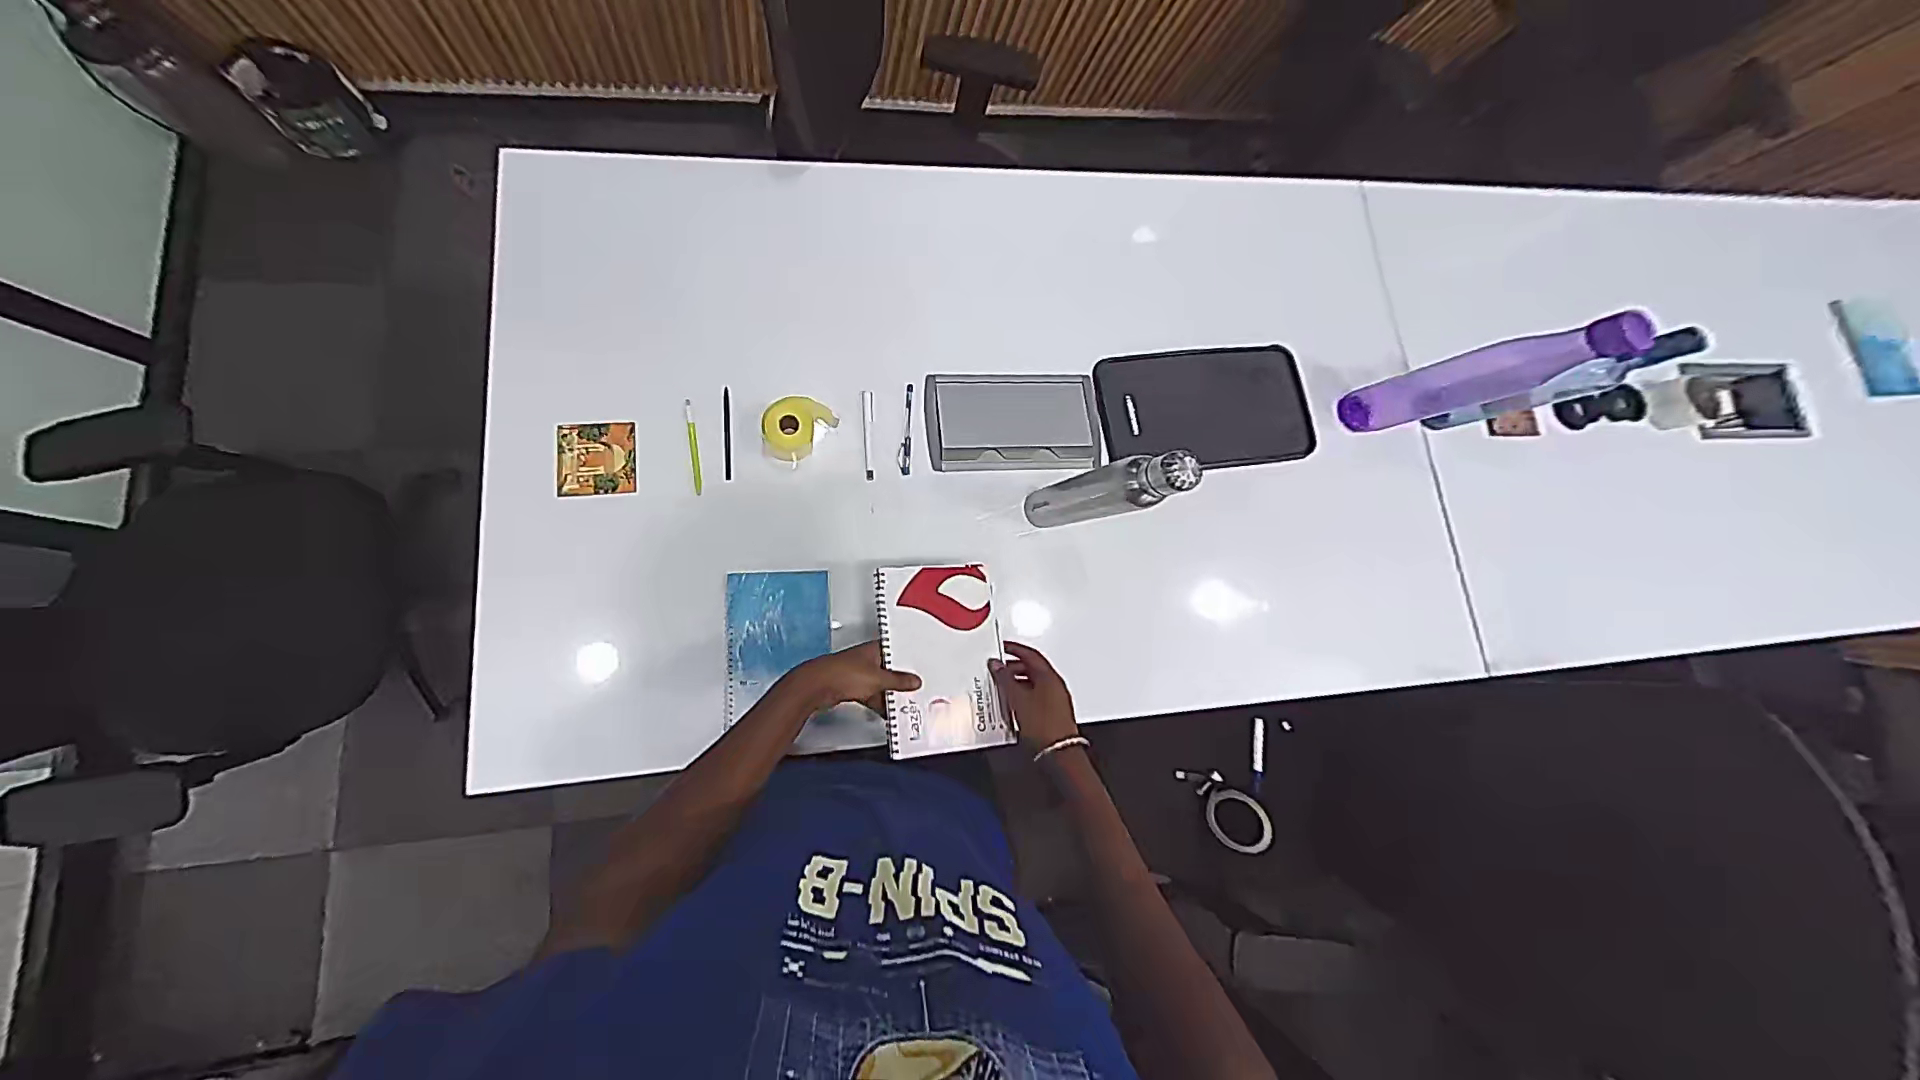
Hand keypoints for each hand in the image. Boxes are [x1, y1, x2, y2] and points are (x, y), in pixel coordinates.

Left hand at [789, 642, 919, 713]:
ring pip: (880, 684)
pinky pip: (871, 695)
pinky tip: (886, 712)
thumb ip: (898, 681)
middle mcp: (866, 659)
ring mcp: (858, 673)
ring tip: (904, 703)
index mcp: (874, 649)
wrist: (816, 687)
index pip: (896, 651)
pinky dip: (878, 702)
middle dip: (900, 680)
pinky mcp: (851, 687)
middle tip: (915, 689)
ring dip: (889, 694)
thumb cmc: (843, 674)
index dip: (908, 659)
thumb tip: (914, 681)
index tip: (920, 668)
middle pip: (889, 670)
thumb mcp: (878, 679)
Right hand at [990, 641, 1078, 748]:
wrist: (1058, 752)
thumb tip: (996, 665)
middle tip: (999, 667)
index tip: (1004, 646)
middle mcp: (1054, 685)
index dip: (1015, 649)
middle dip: (1014, 666)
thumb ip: (1004, 679)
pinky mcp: (1053, 712)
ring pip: (1034, 682)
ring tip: (1002, 686)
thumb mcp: (1017, 698)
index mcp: (1049, 677)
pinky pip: (1036, 695)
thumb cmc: (1045, 726)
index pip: (1031, 654)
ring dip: (1017, 681)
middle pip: (1033, 668)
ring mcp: (1055, 698)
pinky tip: (1013, 702)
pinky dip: (1023, 694)